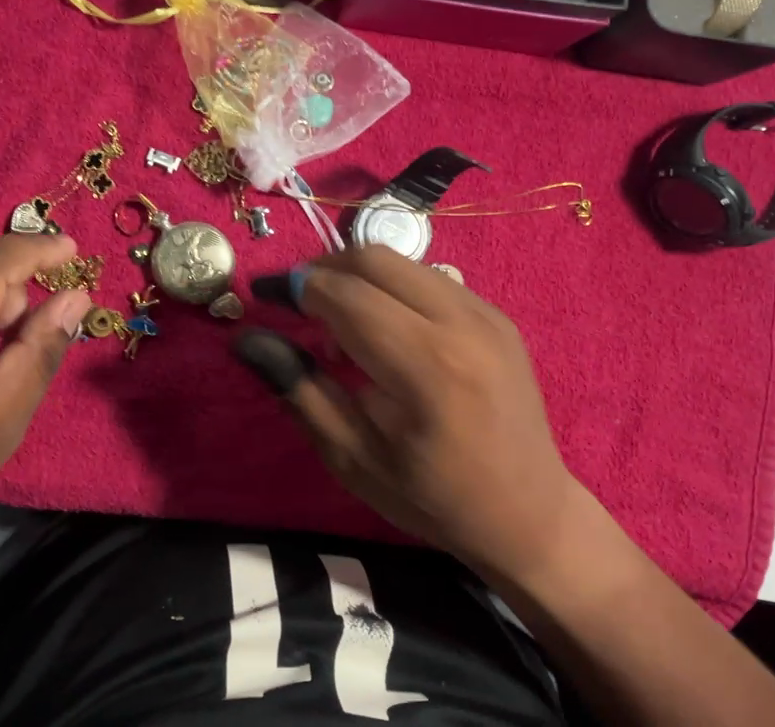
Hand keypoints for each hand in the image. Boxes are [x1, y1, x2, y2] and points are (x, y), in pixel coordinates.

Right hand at [236, 246, 585, 582]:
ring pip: (400, 262)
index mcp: (426, 368)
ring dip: (354, 275)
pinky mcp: (496, 315)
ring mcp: (485, 314)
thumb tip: (245, 338)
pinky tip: (377, 327)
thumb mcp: (351, 456)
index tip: (261, 297)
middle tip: (293, 303)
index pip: (344, 295)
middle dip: (321, 270)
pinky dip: (388, 286)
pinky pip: (426, 277)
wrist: (529, 515)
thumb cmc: (431, 498)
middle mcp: (461, 324)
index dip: (294, 288)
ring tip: (333, 319)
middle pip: (372, 259)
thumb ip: (297, 389)